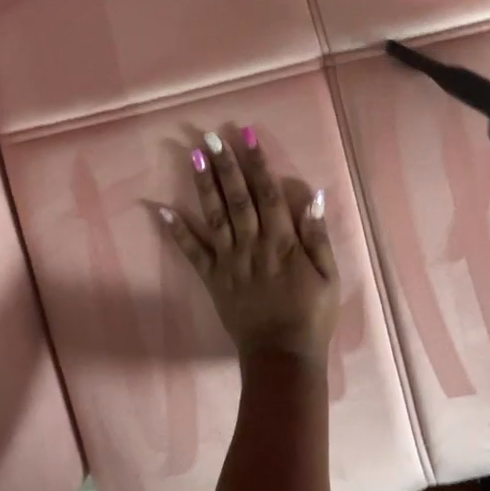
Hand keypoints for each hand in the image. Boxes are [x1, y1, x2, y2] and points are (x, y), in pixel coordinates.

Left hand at [153, 125, 340, 362]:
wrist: (283, 354)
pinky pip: (192, 253)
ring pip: (214, 216)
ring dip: (203, 185)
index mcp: (282, 241)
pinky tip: (161, 209)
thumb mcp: (328, 275)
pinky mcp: (213, 279)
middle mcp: (253, 245)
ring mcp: (229, 262)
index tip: (248, 135)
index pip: (268, 193)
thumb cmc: (312, 314)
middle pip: (237, 198)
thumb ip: (318, 236)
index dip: (258, 162)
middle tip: (212, 136)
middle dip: (225, 165)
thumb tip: (313, 196)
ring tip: (193, 156)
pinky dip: (176, 231)